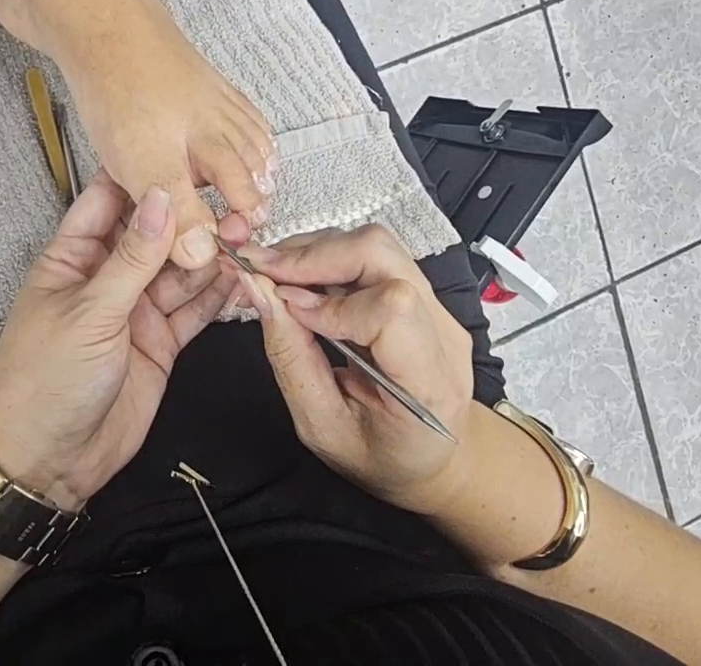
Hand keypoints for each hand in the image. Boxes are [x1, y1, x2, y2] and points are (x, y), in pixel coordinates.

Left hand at [0, 0, 275, 270]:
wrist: (87, 5)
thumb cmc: (115, 81)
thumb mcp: (146, 163)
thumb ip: (179, 211)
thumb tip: (207, 255)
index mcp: (212, 140)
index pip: (245, 188)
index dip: (245, 217)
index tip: (237, 241)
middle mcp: (213, 113)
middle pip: (249, 154)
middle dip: (253, 187)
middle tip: (250, 214)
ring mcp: (196, 86)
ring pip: (236, 126)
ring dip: (246, 155)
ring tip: (254, 175)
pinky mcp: (171, 68)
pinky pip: (212, 101)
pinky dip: (224, 120)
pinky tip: (210, 120)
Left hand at [0, 176, 232, 510]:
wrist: (48, 461)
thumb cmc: (47, 377)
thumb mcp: (90, 310)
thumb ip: (131, 257)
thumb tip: (160, 196)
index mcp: (74, 258)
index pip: (109, 201)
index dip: (143, 176)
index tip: (184, 152)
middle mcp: (108, 277)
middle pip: (153, 235)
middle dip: (189, 220)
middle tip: (232, 203)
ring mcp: (137, 309)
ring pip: (180, 271)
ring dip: (209, 256)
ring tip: (247, 237)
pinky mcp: (160, 341)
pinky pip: (193, 310)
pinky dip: (216, 296)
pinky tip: (242, 277)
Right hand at [241, 226, 477, 513]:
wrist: (437, 456)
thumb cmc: (380, 455)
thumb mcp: (322, 426)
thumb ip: (291, 357)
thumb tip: (258, 288)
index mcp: (429, 381)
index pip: (391, 308)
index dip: (330, 302)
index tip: (286, 309)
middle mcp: (443, 330)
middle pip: (380, 254)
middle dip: (313, 254)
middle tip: (261, 269)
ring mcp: (437, 305)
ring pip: (374, 244)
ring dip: (316, 250)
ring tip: (275, 273)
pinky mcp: (421, 291)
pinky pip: (372, 255)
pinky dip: (326, 257)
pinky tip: (299, 279)